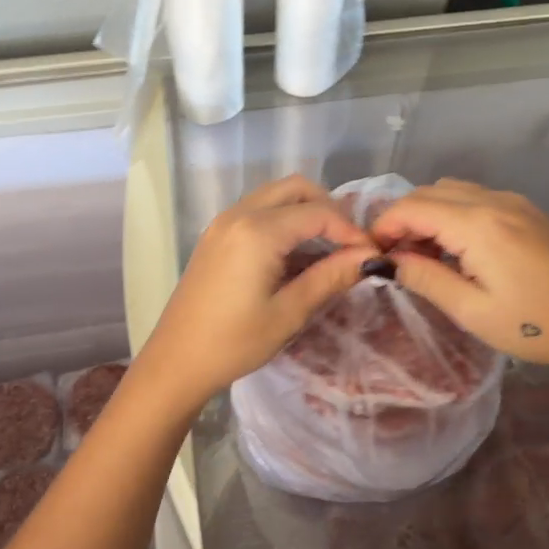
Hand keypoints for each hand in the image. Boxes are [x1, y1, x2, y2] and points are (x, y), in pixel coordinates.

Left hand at [142, 175, 378, 405]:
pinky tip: (295, 254)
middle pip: (295, 188)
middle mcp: (238, 215)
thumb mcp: (289, 313)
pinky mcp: (214, 235)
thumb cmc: (234, 342)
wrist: (176, 360)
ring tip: (327, 248)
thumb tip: (370, 257)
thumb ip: (329, 277)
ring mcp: (222, 222)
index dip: (350, 230)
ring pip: (274, 196)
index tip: (371, 254)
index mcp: (257, 231)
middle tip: (349, 243)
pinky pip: (256, 210)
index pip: (318, 213)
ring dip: (304, 211)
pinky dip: (282, 219)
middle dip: (328, 208)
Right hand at [371, 178, 548, 384]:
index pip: (410, 207)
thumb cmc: (539, 327)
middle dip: (401, 220)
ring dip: (426, 216)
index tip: (370, 256)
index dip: (382, 227)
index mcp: (477, 224)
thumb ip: (424, 278)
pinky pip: (474, 199)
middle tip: (393, 260)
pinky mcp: (527, 212)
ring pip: (450, 191)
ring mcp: (513, 202)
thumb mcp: (473, 311)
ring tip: (423, 258)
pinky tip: (456, 252)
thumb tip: (385, 260)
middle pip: (427, 193)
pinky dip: (451, 216)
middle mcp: (493, 201)